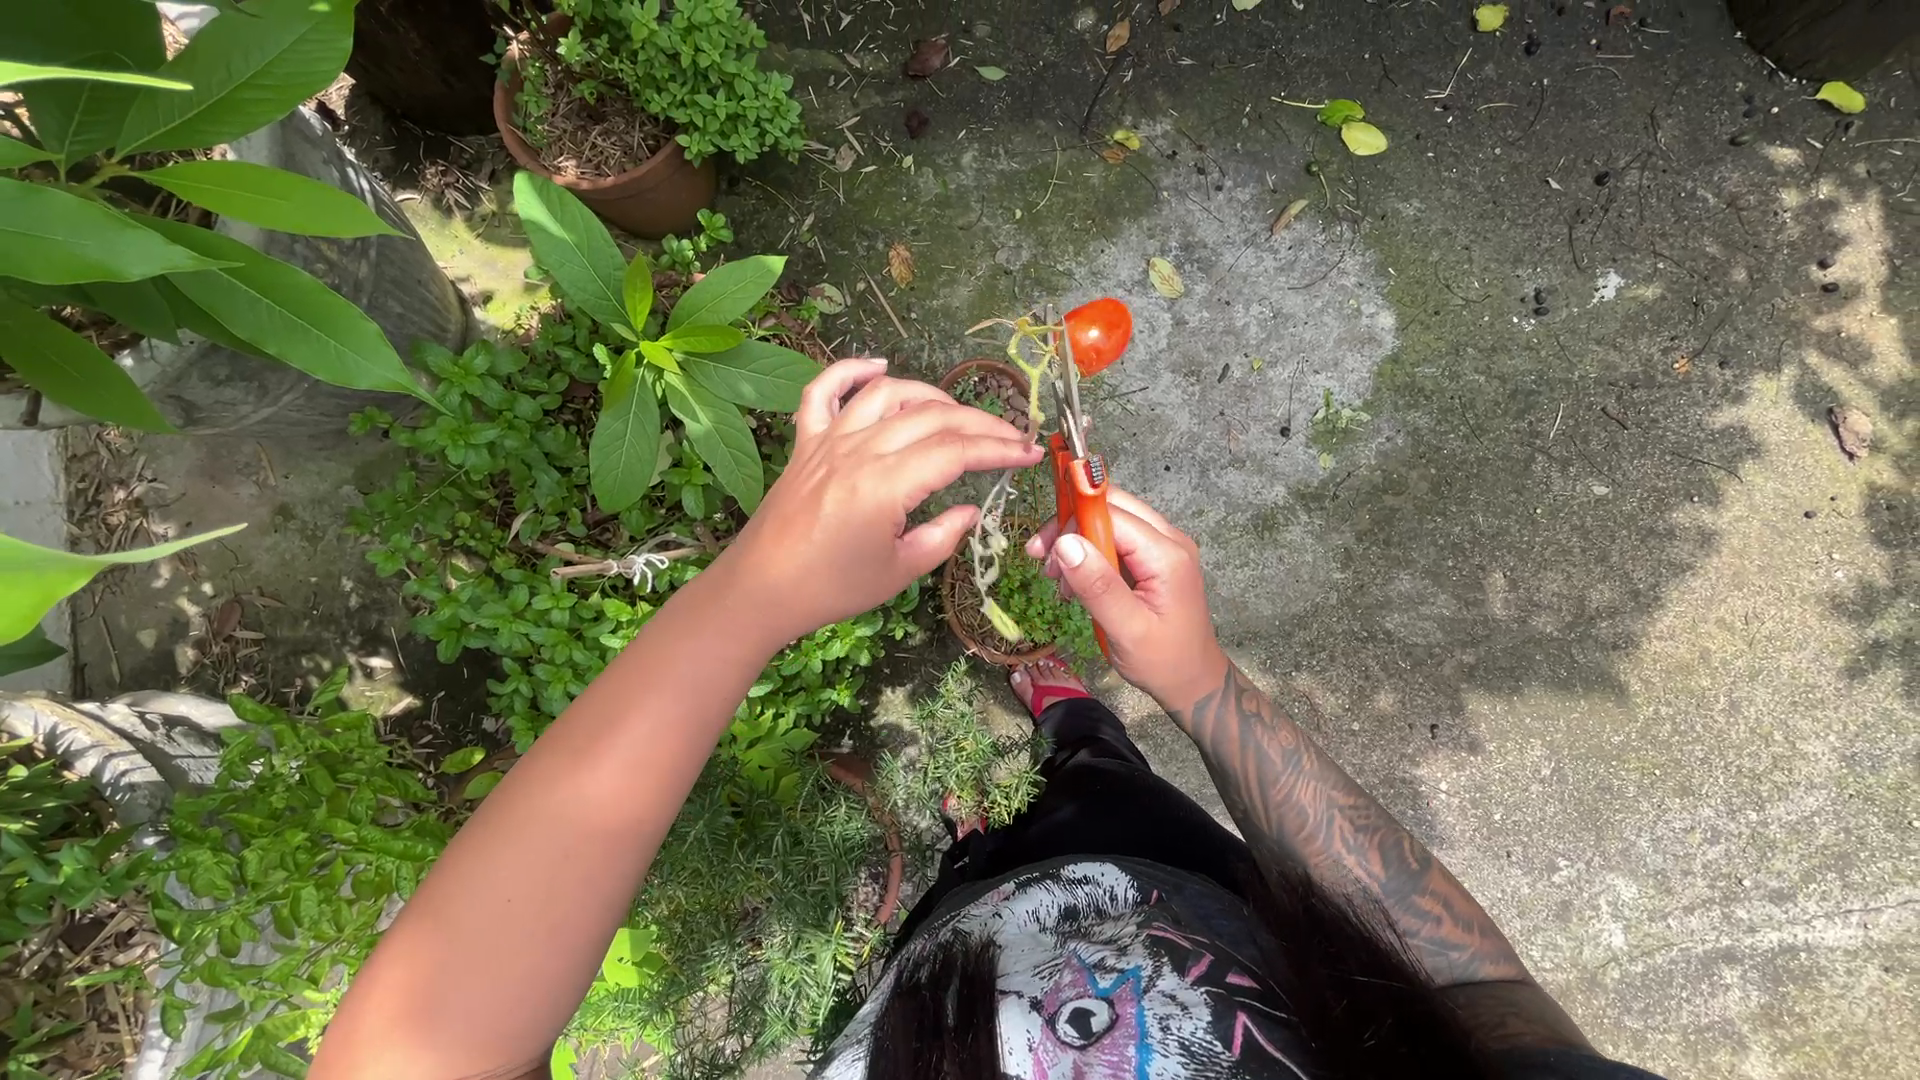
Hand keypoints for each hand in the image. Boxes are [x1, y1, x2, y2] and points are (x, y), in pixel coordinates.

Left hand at [718, 358, 1043, 644]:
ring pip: (887, 394)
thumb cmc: (832, 589)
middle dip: (980, 423)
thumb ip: (943, 535)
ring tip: (958, 413)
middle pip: (931, 416)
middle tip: (1010, 437)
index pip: (956, 451)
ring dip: (930, 395)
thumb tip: (970, 509)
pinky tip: (879, 366)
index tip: (1029, 453)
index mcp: (885, 485)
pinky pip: (824, 391)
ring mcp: (828, 440)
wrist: (761, 590)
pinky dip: (850, 370)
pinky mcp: (805, 442)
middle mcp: (859, 450)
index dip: (999, 448)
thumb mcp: (900, 571)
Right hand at [1025, 488, 1228, 710]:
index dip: (1072, 525)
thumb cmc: (1163, 662)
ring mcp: (1163, 548)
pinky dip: (1091, 554)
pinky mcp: (1154, 559)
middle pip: (1111, 508)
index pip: (1111, 514)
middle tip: (1043, 560)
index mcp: (1166, 554)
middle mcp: (1169, 540)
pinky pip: (1117, 540)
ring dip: (1078, 543)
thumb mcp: (1126, 630)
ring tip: (1059, 580)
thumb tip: (1065, 543)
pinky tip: (1077, 583)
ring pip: (1111, 521)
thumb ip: (1098, 586)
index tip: (1041, 552)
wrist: (1193, 681)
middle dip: (1070, 528)